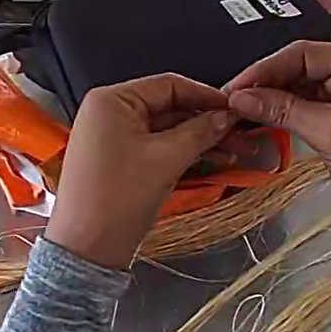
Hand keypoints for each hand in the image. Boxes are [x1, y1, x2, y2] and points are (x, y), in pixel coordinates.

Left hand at [46, 74, 236, 268]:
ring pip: (162, 128)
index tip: (237, 109)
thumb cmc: (119, 197)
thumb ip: (200, 131)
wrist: (87, 247)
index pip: (167, 85)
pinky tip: (210, 159)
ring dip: (196, 138)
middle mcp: (106, 111)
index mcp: (110, 100)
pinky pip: (152, 145)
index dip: (206, 95)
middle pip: (166, 106)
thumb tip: (226, 116)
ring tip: (234, 151)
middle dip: (205, 121)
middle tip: (242, 135)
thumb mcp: (166, 158)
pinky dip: (179, 151)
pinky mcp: (115, 157)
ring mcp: (109, 135)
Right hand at [224, 42, 330, 245]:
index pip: (302, 53)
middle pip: (299, 67)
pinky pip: (308, 104)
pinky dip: (284, 112)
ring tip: (239, 112)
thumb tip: (236, 97)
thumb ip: (281, 109)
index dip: (262, 70)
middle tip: (229, 104)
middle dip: (264, 84)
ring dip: (271, 99)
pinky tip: (260, 119)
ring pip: (300, 86)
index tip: (230, 90)